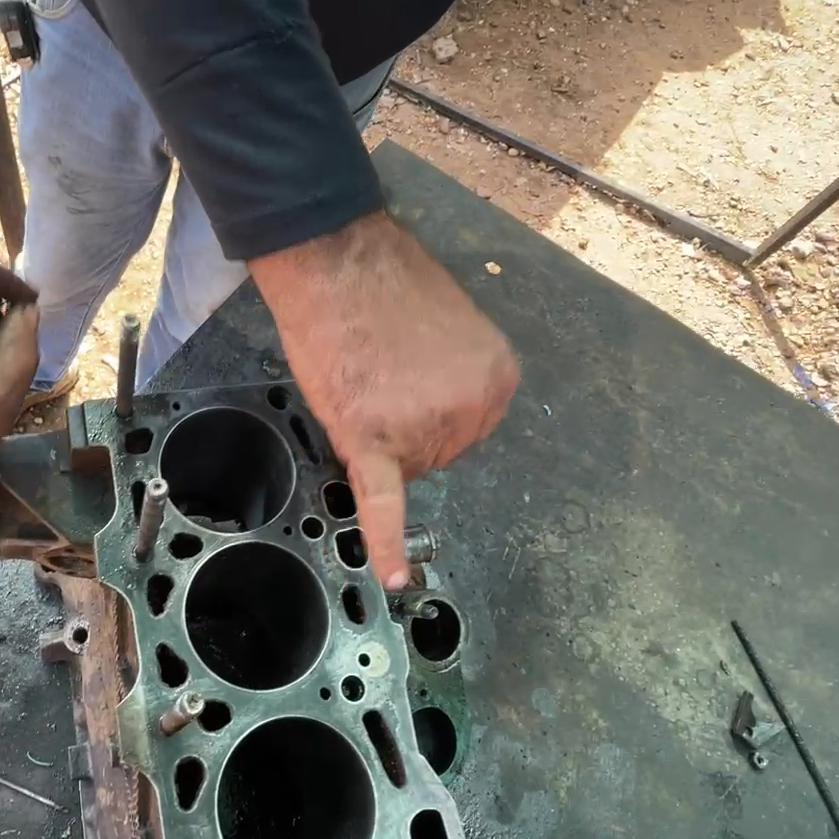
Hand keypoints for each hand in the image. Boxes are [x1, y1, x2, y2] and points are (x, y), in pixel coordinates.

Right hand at [249, 211, 516, 588]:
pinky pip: (382, 501)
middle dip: (408, 427)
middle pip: (438, 452)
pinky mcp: (375, 440)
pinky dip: (385, 541)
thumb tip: (433, 404)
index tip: (407, 382)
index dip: (428, 408)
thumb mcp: (451, 324)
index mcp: (499, 380)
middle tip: (379, 377)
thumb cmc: (388, 283)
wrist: (339, 263)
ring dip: (382, 441)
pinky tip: (391, 575)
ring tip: (361, 383)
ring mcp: (427, 429)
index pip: (466, 428)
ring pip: (405, 467)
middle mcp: (474, 411)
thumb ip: (457, 377)